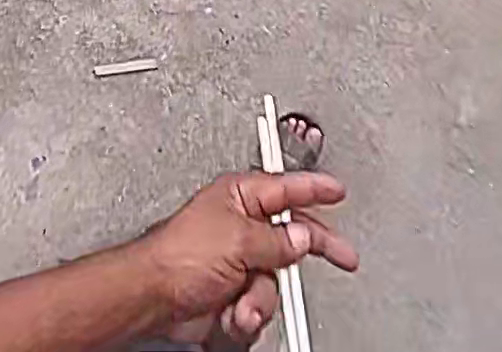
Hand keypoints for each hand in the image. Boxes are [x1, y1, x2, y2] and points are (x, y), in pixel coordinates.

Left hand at [137, 171, 358, 342]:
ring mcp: (240, 257)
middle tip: (342, 255)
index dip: (313, 188)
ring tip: (242, 300)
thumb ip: (276, 240)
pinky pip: (263, 302)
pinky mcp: (236, 287)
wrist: (159, 296)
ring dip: (262, 297)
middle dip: (310, 250)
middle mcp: (241, 223)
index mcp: (239, 197)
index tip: (335, 189)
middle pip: (290, 234)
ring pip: (278, 279)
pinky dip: (249, 312)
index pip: (284, 189)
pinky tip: (232, 310)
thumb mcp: (238, 240)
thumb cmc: (182, 253)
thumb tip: (302, 236)